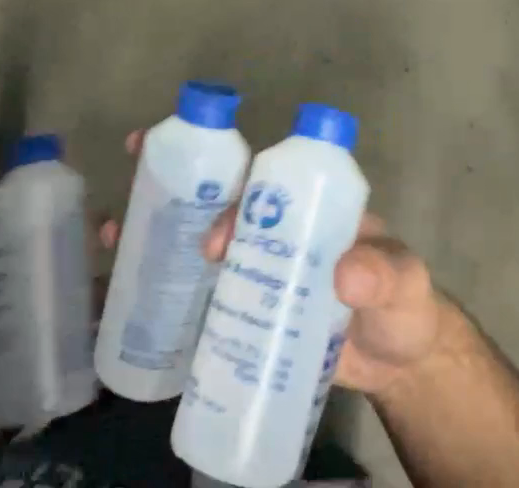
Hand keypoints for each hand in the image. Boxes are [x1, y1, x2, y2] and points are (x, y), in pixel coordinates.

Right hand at [102, 131, 449, 399]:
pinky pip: (203, 296)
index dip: (219, 157)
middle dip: (170, 192)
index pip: (261, 175)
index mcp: (309, 208)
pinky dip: (167, 292)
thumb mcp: (404, 281)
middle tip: (128, 203)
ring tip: (114, 240)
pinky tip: (129, 296)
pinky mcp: (249, 314)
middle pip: (218, 202)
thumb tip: (343, 275)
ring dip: (156, 236)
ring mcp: (259, 273)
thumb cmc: (405, 305)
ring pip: (200, 244)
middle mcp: (277, 231)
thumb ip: (383, 274)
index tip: (178, 151)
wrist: (402, 367)